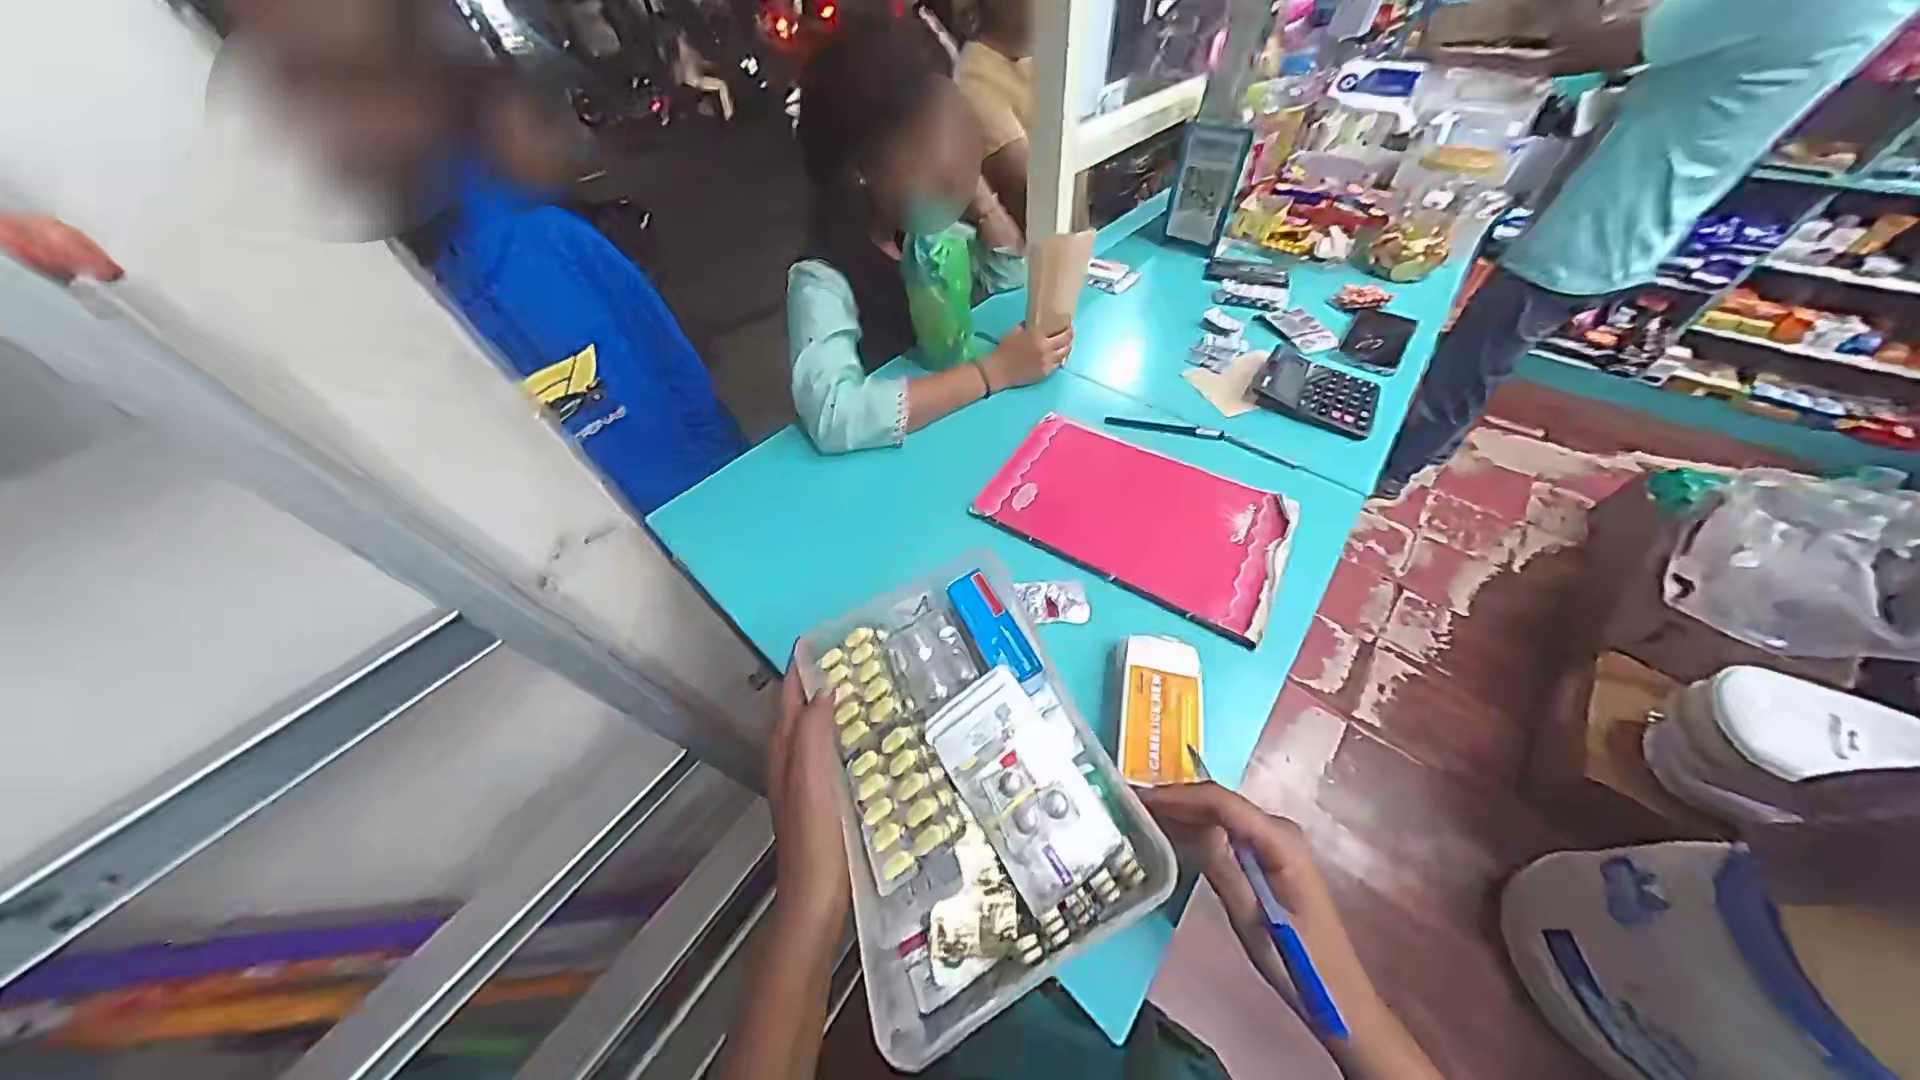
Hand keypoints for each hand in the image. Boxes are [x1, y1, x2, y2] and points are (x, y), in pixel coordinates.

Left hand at [767, 656, 851, 928]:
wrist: (816, 896)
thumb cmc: (815, 836)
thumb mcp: (813, 777)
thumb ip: (813, 731)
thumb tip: (824, 689)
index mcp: (785, 752)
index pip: (787, 698)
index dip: (798, 669)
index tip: (813, 642)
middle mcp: (788, 763)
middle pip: (795, 711)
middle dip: (812, 683)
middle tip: (840, 658)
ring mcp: (802, 782)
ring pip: (809, 731)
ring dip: (825, 707)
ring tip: (853, 689)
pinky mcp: (820, 798)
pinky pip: (825, 752)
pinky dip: (837, 734)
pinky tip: (859, 740)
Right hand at [982, 322, 1072, 389]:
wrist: (999, 370)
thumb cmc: (1004, 349)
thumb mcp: (1015, 330)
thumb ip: (1028, 325)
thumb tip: (1036, 322)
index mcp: (1038, 335)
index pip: (1061, 326)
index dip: (1066, 322)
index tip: (1067, 319)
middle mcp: (1046, 348)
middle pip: (1067, 339)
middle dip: (1070, 333)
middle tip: (1069, 330)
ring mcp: (1048, 361)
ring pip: (1066, 352)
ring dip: (1068, 345)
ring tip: (1067, 342)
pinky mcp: (1046, 372)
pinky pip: (1059, 363)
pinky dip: (1062, 357)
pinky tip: (1060, 354)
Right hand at [1142, 783, 1442, 1078]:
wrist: (1338, 997)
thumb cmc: (1298, 964)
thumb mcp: (1252, 918)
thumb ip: (1223, 867)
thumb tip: (1189, 823)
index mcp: (1281, 840)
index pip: (1222, 802)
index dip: (1178, 795)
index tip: (1140, 799)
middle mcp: (1280, 829)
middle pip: (1219, 801)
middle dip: (1174, 799)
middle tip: (1131, 804)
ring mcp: (1275, 838)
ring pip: (1220, 811)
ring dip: (1182, 810)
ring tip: (1141, 813)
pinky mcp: (1268, 851)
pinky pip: (1226, 826)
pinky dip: (1197, 825)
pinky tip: (1170, 830)